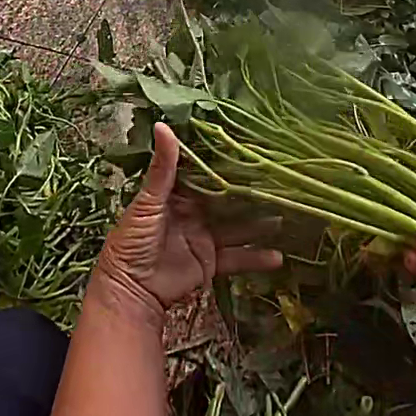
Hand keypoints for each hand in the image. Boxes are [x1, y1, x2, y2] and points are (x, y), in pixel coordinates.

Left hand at [91, 124, 282, 324]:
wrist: (128, 290)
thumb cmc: (132, 240)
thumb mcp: (148, 201)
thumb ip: (163, 167)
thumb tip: (163, 125)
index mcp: (179, 192)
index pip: (207, 172)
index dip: (227, 161)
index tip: (252, 147)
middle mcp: (195, 211)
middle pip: (227, 199)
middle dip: (250, 193)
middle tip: (280, 182)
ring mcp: (204, 237)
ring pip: (238, 226)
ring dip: (260, 223)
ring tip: (287, 215)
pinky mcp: (210, 262)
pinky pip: (237, 258)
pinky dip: (256, 258)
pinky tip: (278, 257)